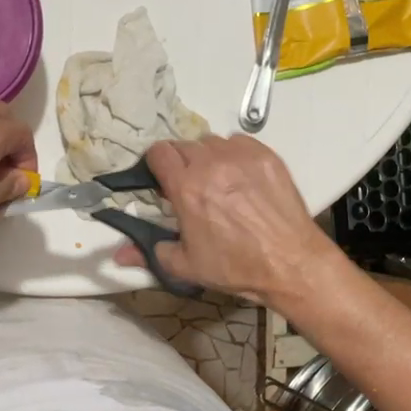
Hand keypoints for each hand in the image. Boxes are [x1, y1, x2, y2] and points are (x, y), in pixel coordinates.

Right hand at [117, 136, 342, 306]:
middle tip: (188, 186)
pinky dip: (234, 154)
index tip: (159, 179)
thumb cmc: (235, 267)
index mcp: (187, 188)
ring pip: (212, 142)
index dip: (154, 164)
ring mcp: (242, 157)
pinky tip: (239, 177)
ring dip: (207, 157)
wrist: (290, 263)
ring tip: (216, 181)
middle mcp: (211, 164)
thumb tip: (119, 256)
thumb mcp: (187, 266)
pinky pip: (240, 142)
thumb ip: (150, 254)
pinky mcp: (267, 156)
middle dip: (180, 163)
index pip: (158, 153)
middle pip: (183, 145)